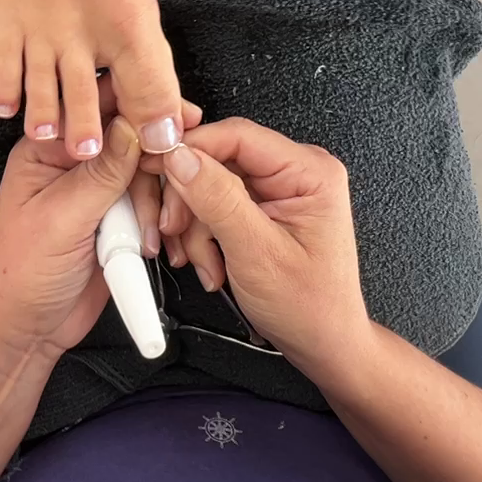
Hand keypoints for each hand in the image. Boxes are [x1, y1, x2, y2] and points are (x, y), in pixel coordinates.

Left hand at [0, 116, 158, 358]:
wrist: (27, 331)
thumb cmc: (20, 274)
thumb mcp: (61, 218)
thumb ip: (101, 174)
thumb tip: (133, 127)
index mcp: (47, 148)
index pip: (94, 107)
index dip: (135, 103)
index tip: (173, 112)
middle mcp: (73, 163)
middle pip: (129, 136)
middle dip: (152, 158)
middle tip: (176, 173)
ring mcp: (96, 191)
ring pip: (144, 171)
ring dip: (154, 198)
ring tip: (149, 231)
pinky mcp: (115, 218)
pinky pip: (149, 202)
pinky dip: (157, 218)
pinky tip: (152, 240)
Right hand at [145, 119, 371, 375]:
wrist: (325, 346)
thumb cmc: (311, 308)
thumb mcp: (258, 254)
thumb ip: (218, 200)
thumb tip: (181, 156)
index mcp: (308, 170)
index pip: (236, 135)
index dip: (190, 148)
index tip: (157, 165)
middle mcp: (293, 169)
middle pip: (216, 159)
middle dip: (189, 199)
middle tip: (171, 229)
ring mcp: (275, 186)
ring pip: (208, 181)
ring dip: (193, 223)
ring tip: (200, 261)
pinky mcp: (259, 202)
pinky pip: (213, 200)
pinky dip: (201, 231)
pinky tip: (208, 260)